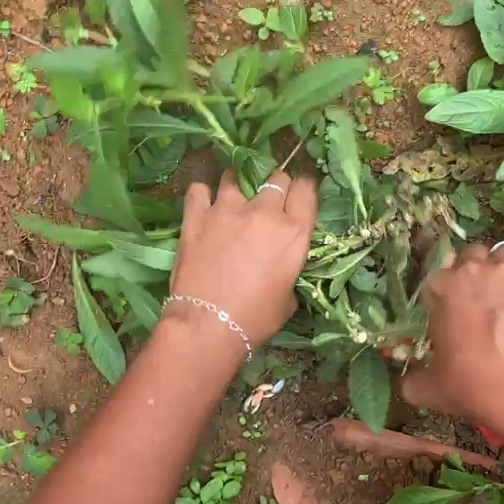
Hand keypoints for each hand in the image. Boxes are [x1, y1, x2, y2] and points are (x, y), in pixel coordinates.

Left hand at [168, 170, 316, 346]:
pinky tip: (204, 206)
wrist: (208, 326)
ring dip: (238, 185)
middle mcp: (264, 212)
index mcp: (294, 232)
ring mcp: (227, 210)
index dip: (304, 189)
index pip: (306, 188)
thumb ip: (288, 271)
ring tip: (234, 199)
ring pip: (236, 176)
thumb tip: (281, 268)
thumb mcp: (288, 299)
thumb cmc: (255, 319)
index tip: (299, 197)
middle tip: (268, 204)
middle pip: (277, 178)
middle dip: (276, 187)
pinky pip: (199, 190)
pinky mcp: (196, 217)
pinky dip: (203, 195)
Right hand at [403, 242, 503, 420]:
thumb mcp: (428, 388)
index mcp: (442, 287)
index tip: (451, 310)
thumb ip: (414, 379)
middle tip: (483, 298)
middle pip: (473, 254)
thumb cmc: (467, 383)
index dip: (445, 292)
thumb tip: (409, 383)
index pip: (438, 276)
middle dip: (476, 270)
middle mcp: (474, 269)